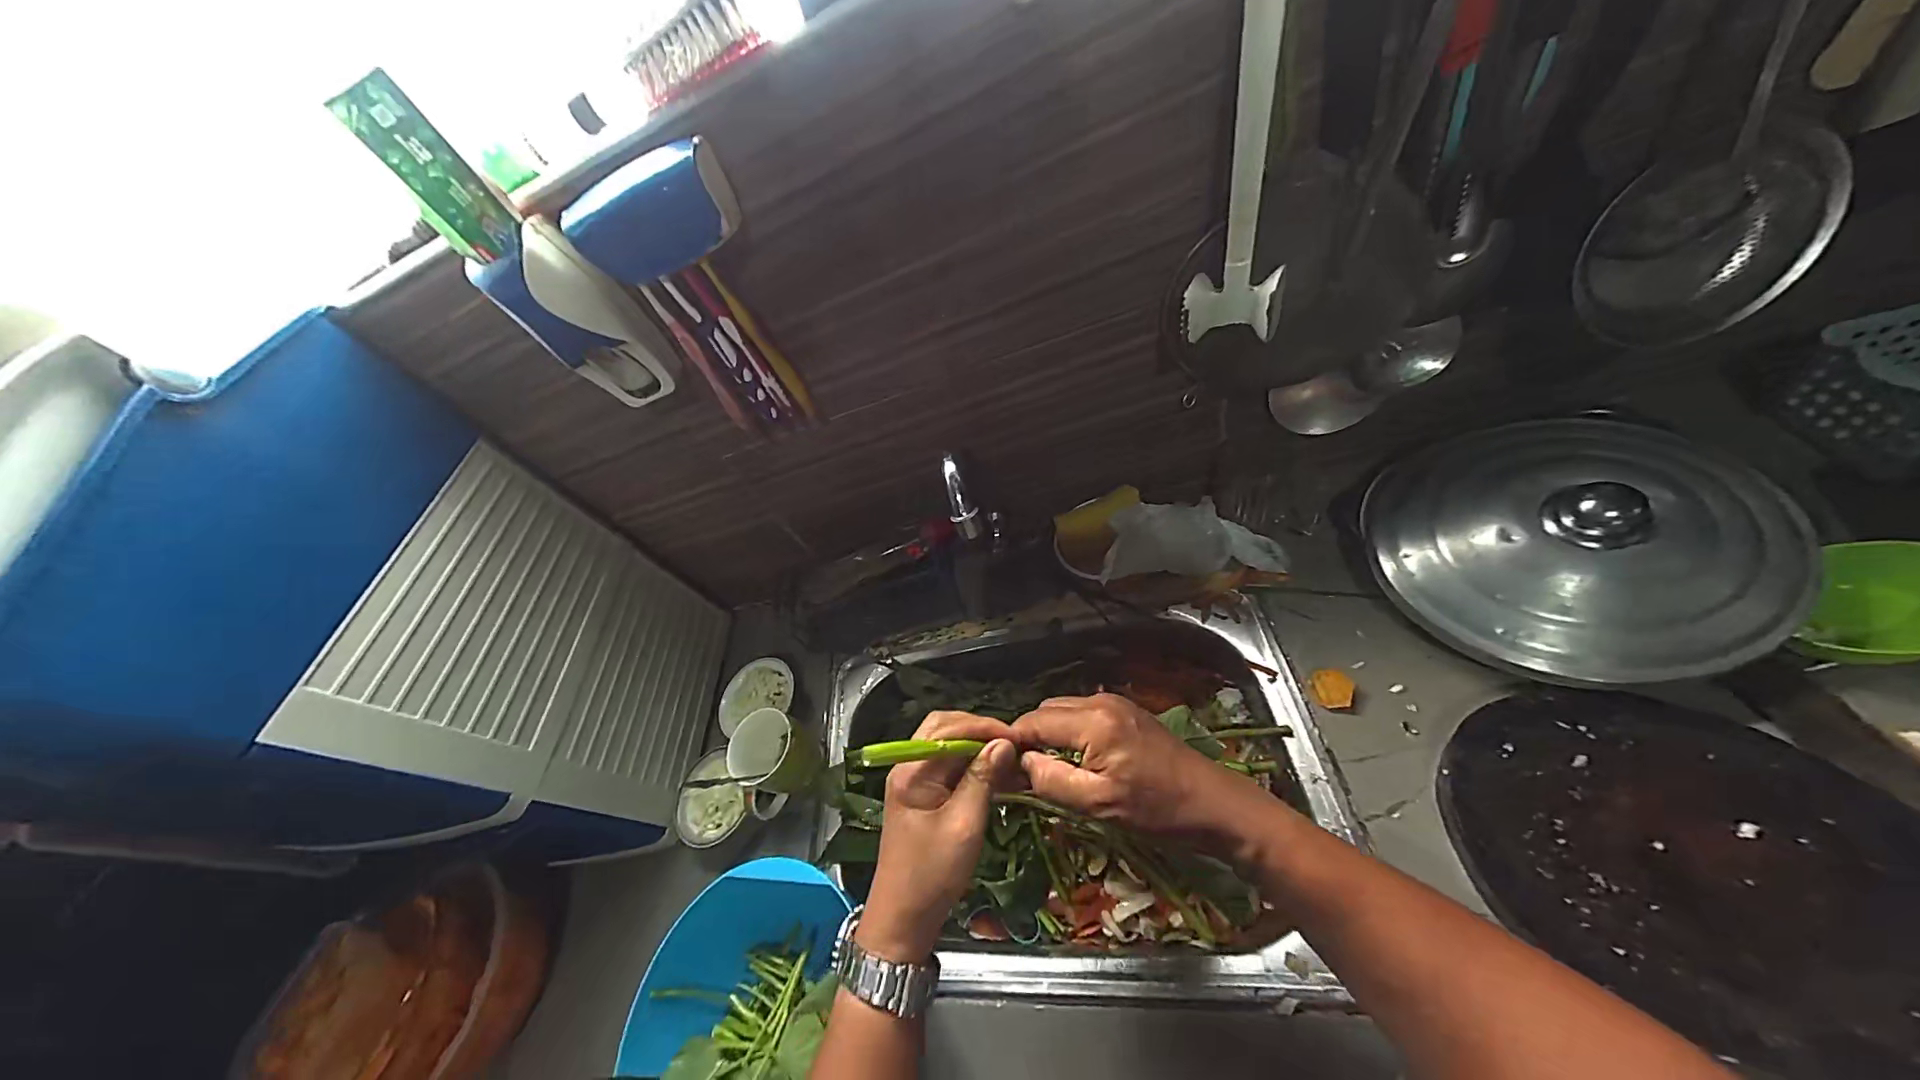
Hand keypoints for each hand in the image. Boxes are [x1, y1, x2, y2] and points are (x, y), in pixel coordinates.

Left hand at [859, 711, 1018, 962]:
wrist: (903, 918)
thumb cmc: (932, 874)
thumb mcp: (964, 825)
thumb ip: (983, 779)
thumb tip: (1004, 744)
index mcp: (911, 770)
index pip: (948, 727)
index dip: (984, 727)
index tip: (1017, 737)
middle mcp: (908, 766)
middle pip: (944, 727)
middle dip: (980, 730)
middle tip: (1013, 743)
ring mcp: (914, 781)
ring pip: (948, 745)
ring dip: (977, 746)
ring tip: (1010, 757)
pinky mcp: (923, 795)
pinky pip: (949, 766)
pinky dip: (972, 764)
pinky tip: (996, 774)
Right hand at [1011, 693, 1269, 844]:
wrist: (1217, 805)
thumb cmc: (1159, 810)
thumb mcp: (1100, 804)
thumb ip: (1052, 781)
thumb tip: (1020, 763)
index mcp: (1093, 721)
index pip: (1033, 721)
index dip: (1011, 743)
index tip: (999, 768)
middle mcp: (1101, 702)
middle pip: (1046, 711)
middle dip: (1029, 737)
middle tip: (1021, 772)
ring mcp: (1117, 704)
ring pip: (1064, 711)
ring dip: (1049, 734)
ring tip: (1046, 768)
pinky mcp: (1128, 713)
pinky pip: (1083, 715)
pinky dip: (1070, 732)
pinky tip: (1075, 760)